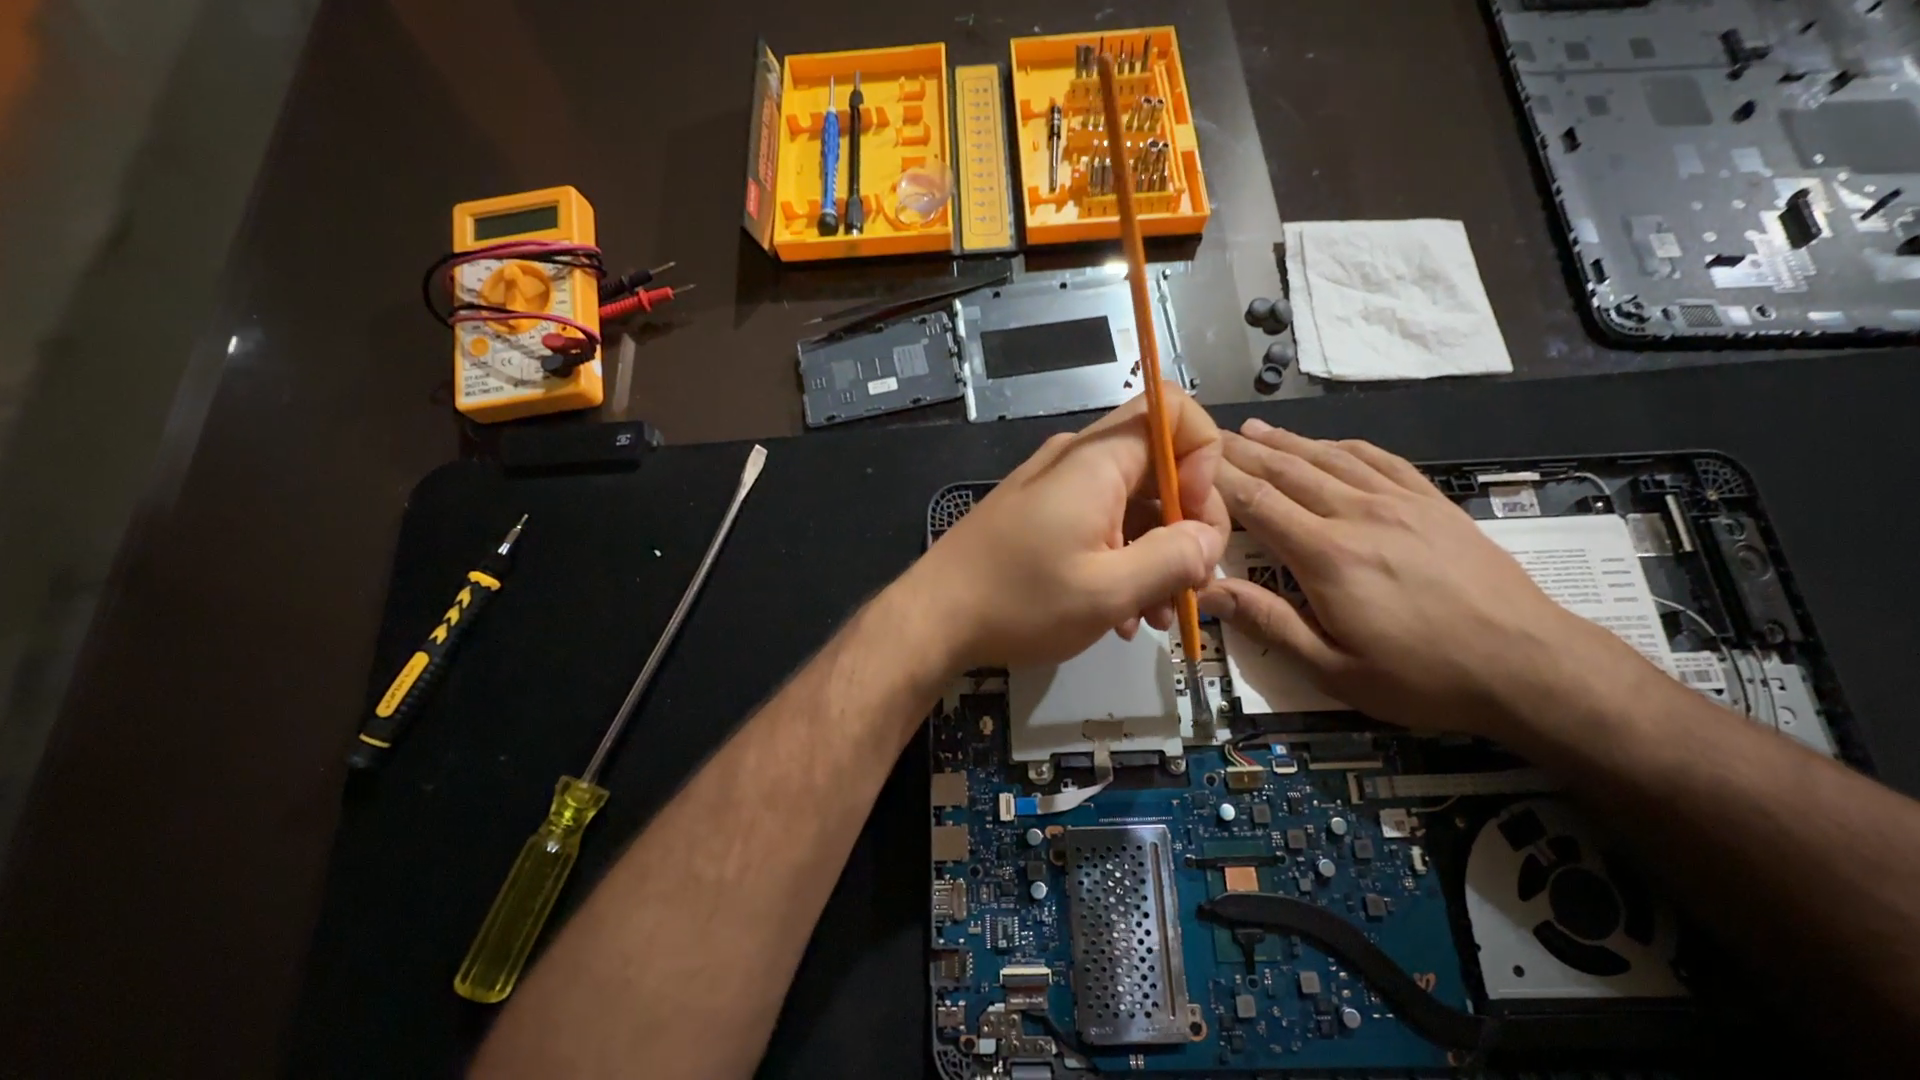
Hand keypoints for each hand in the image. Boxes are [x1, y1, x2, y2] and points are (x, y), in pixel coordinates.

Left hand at [905, 386, 1230, 670]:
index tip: (1197, 523)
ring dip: (1156, 556)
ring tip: (1157, 616)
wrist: (933, 619)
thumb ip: (1173, 559)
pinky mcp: (1041, 518)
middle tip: (1191, 586)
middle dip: (1187, 526)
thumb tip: (1209, 540)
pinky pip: (1101, 525)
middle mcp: (1077, 462)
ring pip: (1133, 504)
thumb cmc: (1019, 601)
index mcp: (1097, 462)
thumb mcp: (1108, 591)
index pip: (1175, 414)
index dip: (1204, 461)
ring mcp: (1056, 490)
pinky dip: (1122, 563)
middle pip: (1160, 466)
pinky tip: (1122, 616)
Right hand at [1200, 418, 1624, 733]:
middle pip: (1286, 471)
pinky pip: (1380, 460)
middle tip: (1206, 434)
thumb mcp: (1334, 670)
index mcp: (1327, 556)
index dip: (1217, 479)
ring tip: (1251, 429)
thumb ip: (1270, 623)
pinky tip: (1328, 444)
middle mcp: (1357, 514)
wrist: (1527, 663)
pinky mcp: (1433, 503)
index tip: (1187, 462)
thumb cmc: (1424, 677)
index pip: (1257, 503)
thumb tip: (1208, 590)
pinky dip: (1344, 446)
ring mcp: (1400, 502)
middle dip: (1241, 451)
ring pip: (1329, 459)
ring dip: (1285, 441)